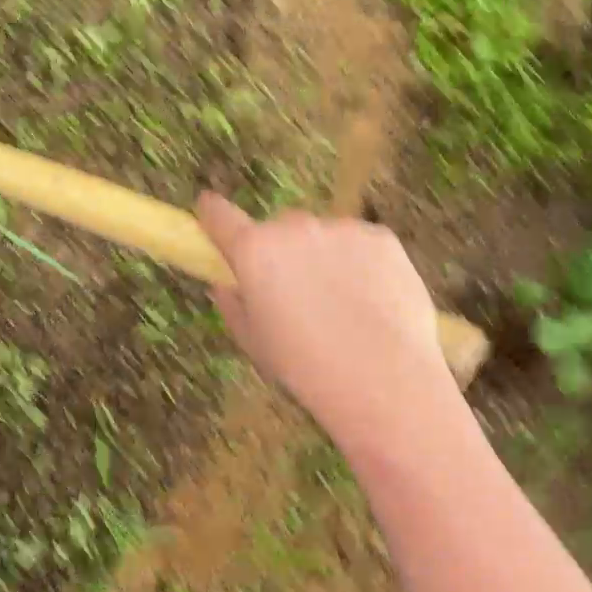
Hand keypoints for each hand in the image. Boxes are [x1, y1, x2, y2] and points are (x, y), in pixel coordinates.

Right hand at [196, 193, 460, 449]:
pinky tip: (367, 300)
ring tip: (337, 304)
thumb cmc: (301, 364)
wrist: (382, 376)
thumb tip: (229, 284)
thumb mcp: (250, 338)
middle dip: (277, 250)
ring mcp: (342, 229)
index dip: (211, 215)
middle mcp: (294, 228)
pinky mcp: (382, 238)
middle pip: (276, 228)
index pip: (218, 214)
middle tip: (289, 292)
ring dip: (319, 256)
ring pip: (320, 236)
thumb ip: (232, 302)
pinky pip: (358, 243)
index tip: (209, 216)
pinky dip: (356, 263)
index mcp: (253, 250)